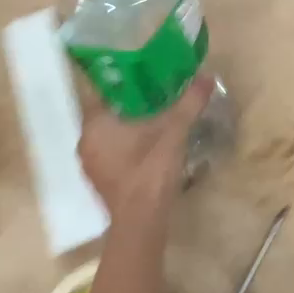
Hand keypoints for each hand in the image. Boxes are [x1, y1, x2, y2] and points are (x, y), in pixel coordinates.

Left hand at [77, 75, 213, 226]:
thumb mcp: (173, 132)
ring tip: (155, 113)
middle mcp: (86, 142)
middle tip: (154, 89)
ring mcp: (92, 164)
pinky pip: (112, 151)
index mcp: (94, 125)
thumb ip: (189, 103)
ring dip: (128, 123)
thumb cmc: (150, 170)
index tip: (141, 70)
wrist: (142, 222)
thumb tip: (207, 76)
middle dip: (129, 101)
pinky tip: (149, 142)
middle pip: (106, 111)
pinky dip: (127, 143)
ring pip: (109, 133)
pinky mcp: (102, 180)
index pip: (101, 91)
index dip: (120, 78)